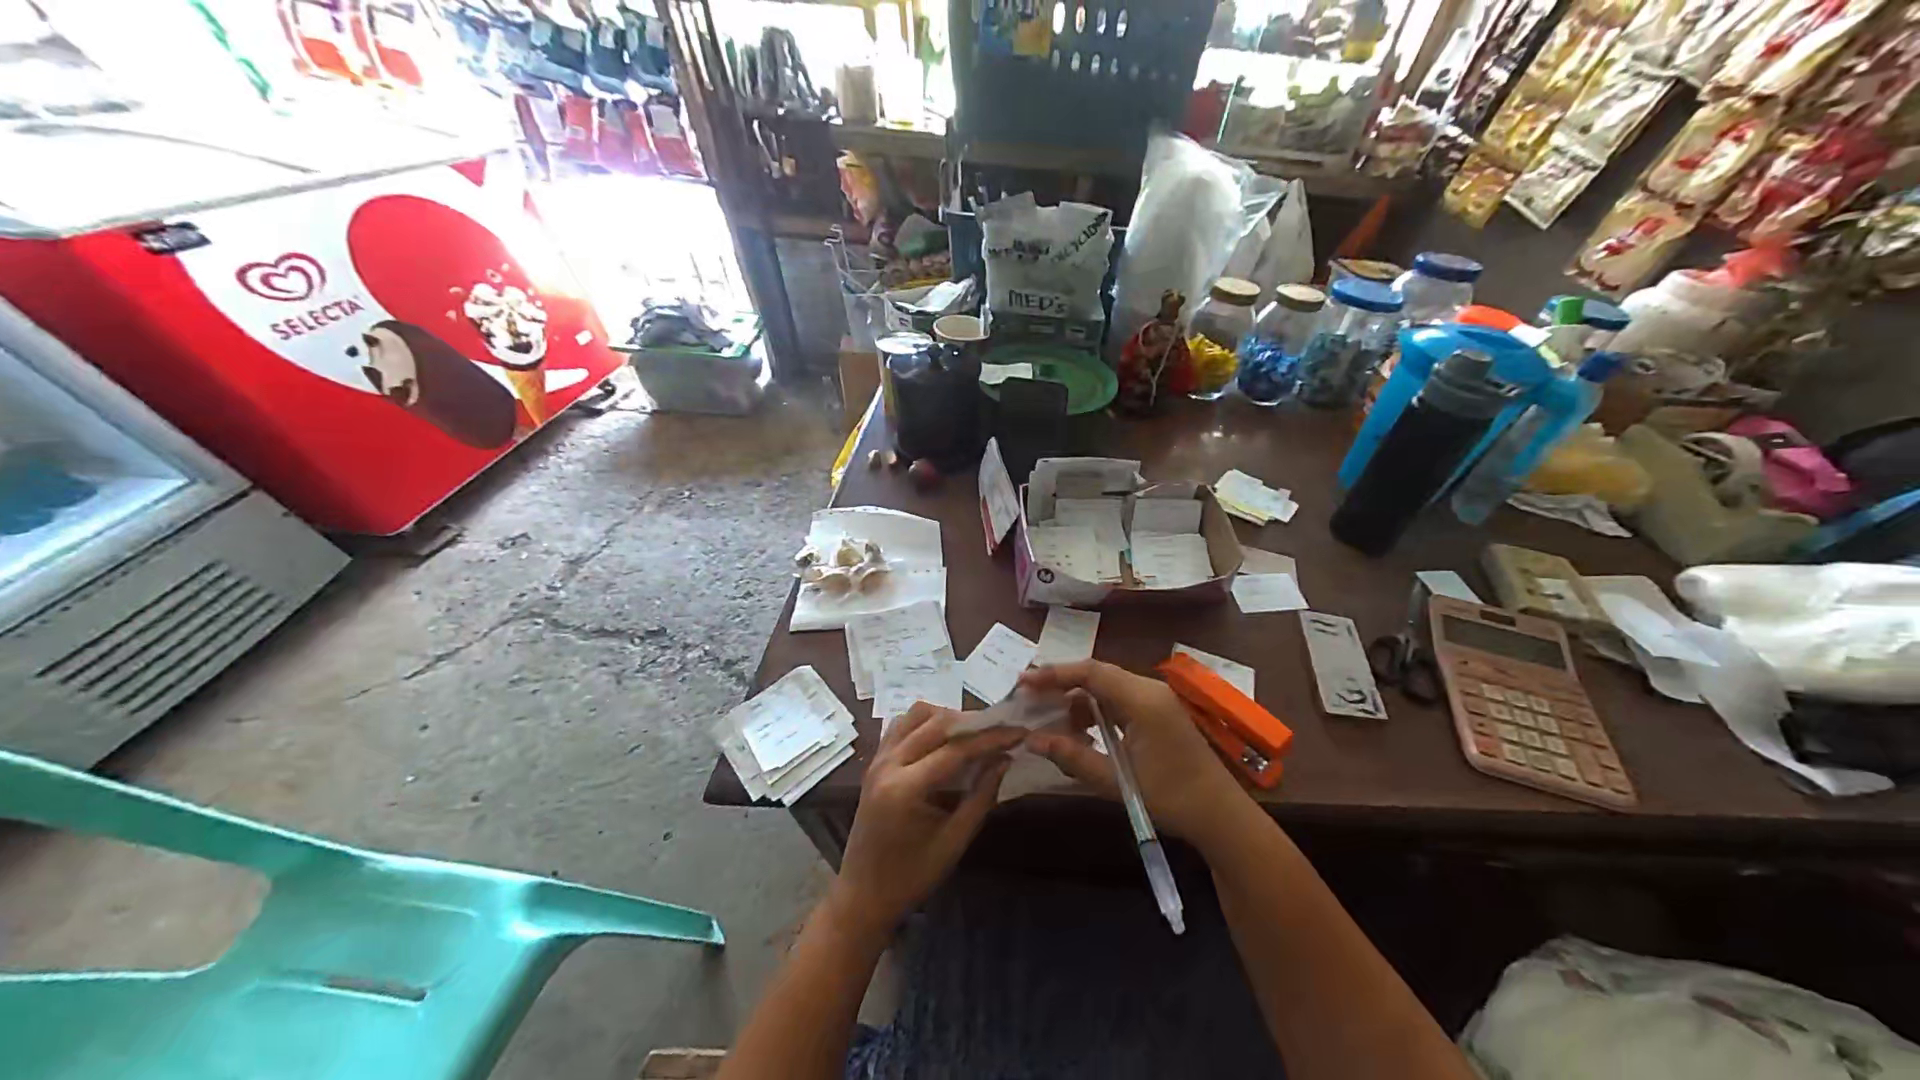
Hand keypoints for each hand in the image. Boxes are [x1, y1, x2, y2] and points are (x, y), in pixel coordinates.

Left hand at [829, 703, 1025, 936]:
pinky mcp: (875, 763)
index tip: (1019, 731)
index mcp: (905, 788)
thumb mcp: (954, 841)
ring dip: (947, 717)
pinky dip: (926, 724)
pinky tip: (945, 739)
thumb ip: (981, 797)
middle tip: (1001, 729)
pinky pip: (901, 726)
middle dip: (972, 722)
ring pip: (915, 716)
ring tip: (974, 734)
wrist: (863, 894)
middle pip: (935, 723)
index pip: (955, 749)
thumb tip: (1005, 760)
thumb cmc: (911, 876)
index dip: (990, 738)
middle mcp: (887, 764)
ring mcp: (877, 760)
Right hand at [1019, 661, 1252, 847]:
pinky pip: (1119, 701)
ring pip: (1107, 688)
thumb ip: (1073, 756)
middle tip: (1029, 699)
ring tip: (1052, 723)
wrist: (1221, 816)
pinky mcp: (1158, 714)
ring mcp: (1156, 701)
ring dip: (1078, 701)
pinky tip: (1081, 733)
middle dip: (1061, 685)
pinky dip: (1095, 712)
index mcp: (1143, 700)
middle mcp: (1150, 690)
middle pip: (1097, 675)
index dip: (1054, 674)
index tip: (1023, 681)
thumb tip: (1032, 740)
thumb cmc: (1172, 797)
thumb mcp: (1116, 781)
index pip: (1091, 672)